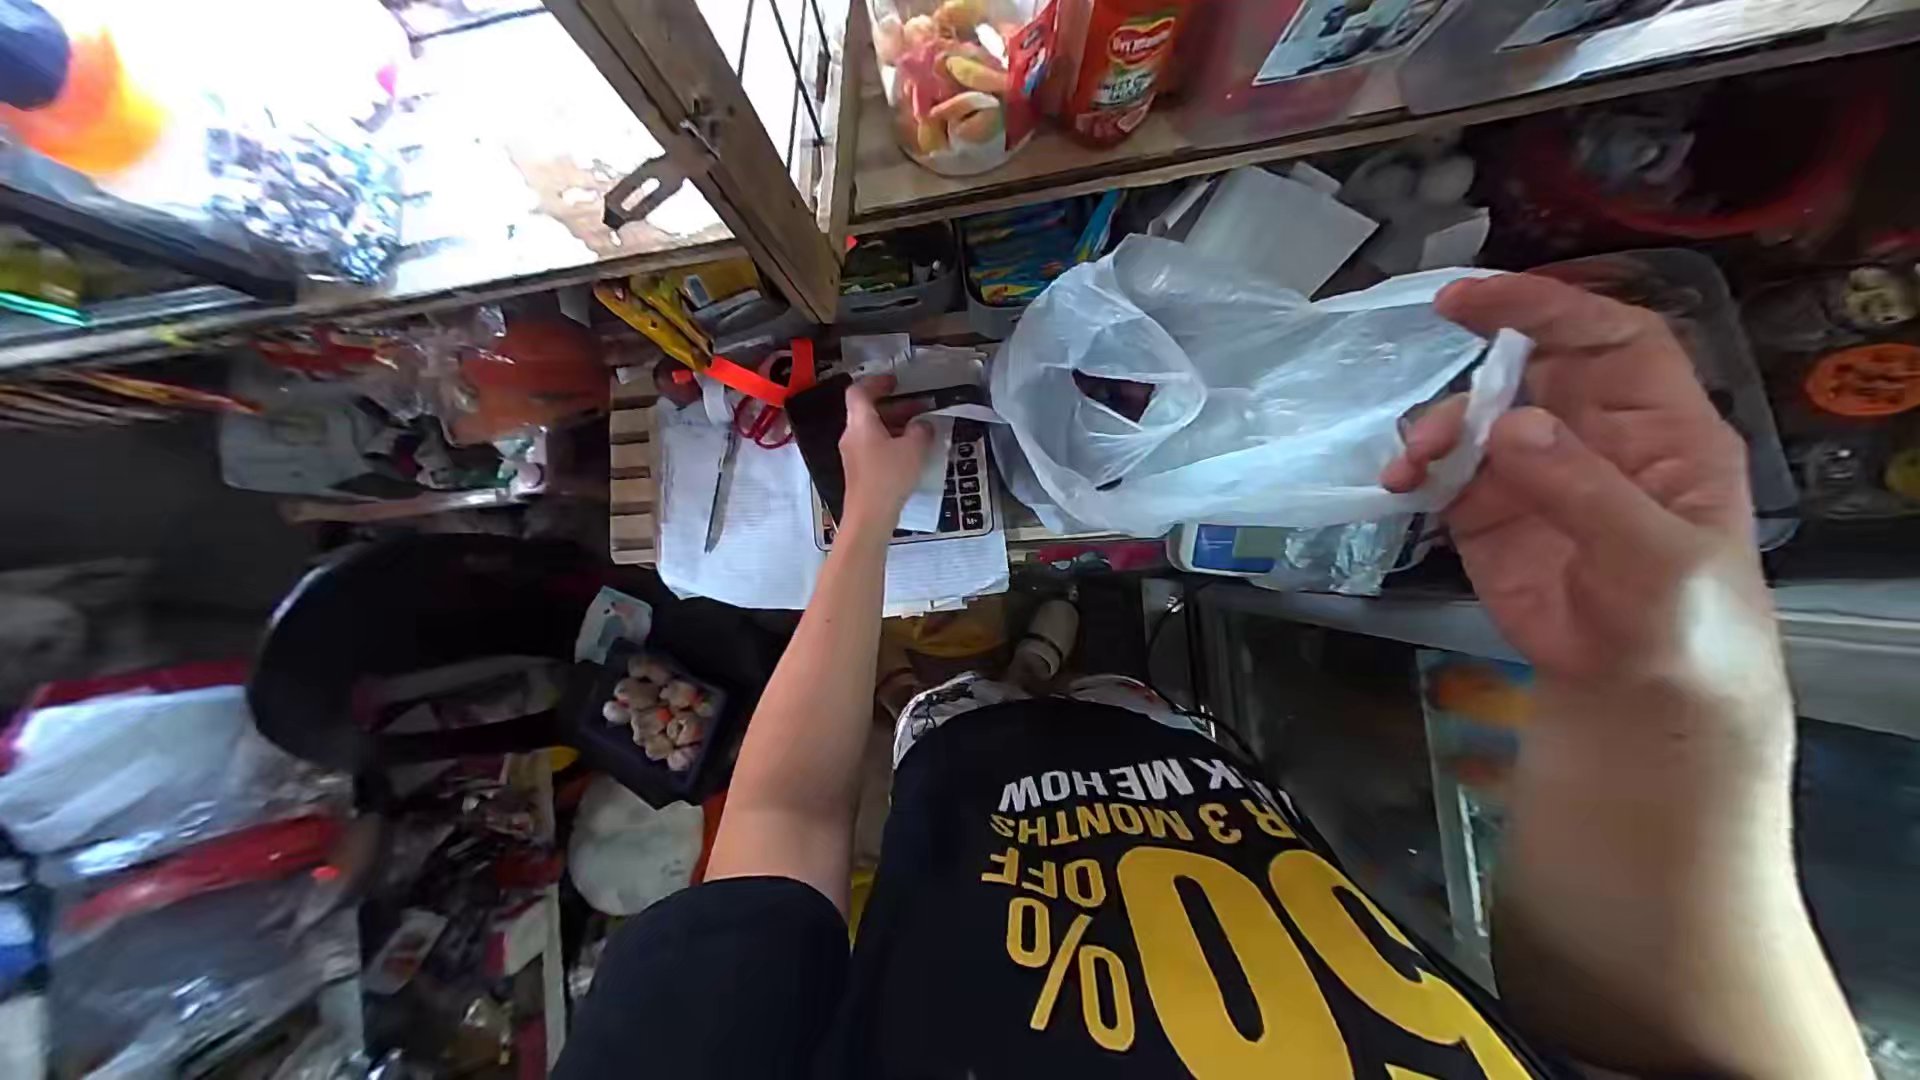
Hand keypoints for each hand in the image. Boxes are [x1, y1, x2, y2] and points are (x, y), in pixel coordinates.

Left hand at [839, 375, 933, 532]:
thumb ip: (921, 431)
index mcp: (860, 423)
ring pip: (872, 430)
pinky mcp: (859, 471)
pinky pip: (874, 447)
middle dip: (894, 406)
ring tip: (919, 428)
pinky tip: (909, 451)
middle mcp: (851, 435)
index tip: (894, 381)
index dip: (876, 382)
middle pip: (867, 411)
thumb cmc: (888, 478)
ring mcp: (853, 454)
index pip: (859, 391)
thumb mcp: (913, 449)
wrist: (869, 516)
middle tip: (918, 406)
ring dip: (894, 424)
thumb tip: (922, 425)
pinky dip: (890, 441)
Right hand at [1382, 274, 1783, 715]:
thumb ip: (1583, 488)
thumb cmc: (1675, 619)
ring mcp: (1528, 475)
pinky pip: (1440, 472)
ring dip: (1434, 430)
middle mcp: (1586, 439)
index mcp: (1653, 430)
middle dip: (1475, 365)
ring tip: (1412, 465)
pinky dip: (1413, 470)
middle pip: (1526, 374)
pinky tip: (1399, 486)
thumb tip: (1507, 426)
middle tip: (1431, 356)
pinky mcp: (1482, 511)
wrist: (1628, 683)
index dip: (1544, 310)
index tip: (1474, 299)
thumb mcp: (1651, 555)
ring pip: (1471, 423)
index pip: (1604, 342)